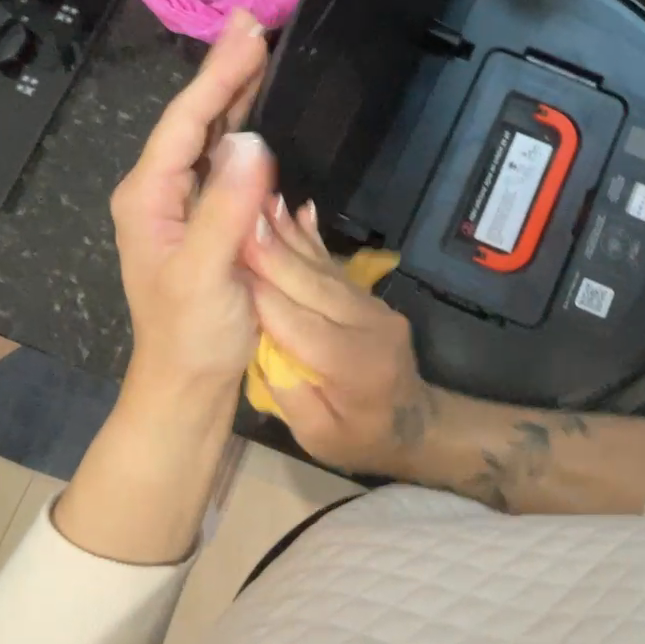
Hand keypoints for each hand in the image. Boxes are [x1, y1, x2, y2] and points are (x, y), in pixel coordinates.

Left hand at [55, 10, 271, 564]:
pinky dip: (241, 130)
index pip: (186, 122)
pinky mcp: (204, 221)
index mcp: (149, 196)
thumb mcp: (206, 273)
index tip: (250, 32)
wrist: (189, 386)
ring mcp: (180, 207)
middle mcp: (159, 192)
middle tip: (257, 26)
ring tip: (260, 56)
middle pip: (193, 120)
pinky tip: (258, 116)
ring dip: (234, 95)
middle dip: (224, 72)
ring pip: (207, 137)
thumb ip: (225, 207)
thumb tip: (252, 140)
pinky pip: (222, 163)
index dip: (218, 74)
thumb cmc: (193, 334)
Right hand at [245, 202, 436, 476]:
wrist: (415, 424)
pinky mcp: (371, 299)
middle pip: (313, 285)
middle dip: (274, 252)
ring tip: (263, 203)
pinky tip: (300, 212)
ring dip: (291, 236)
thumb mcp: (319, 438)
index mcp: (353, 365)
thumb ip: (291, 395)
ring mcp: (373, 308)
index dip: (263, 294)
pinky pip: (337, 268)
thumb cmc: (361, 439)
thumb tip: (260, 346)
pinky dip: (313, 241)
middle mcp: (367, 327)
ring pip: (324, 269)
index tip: (229, 263)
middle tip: (240, 218)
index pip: (299, 324)